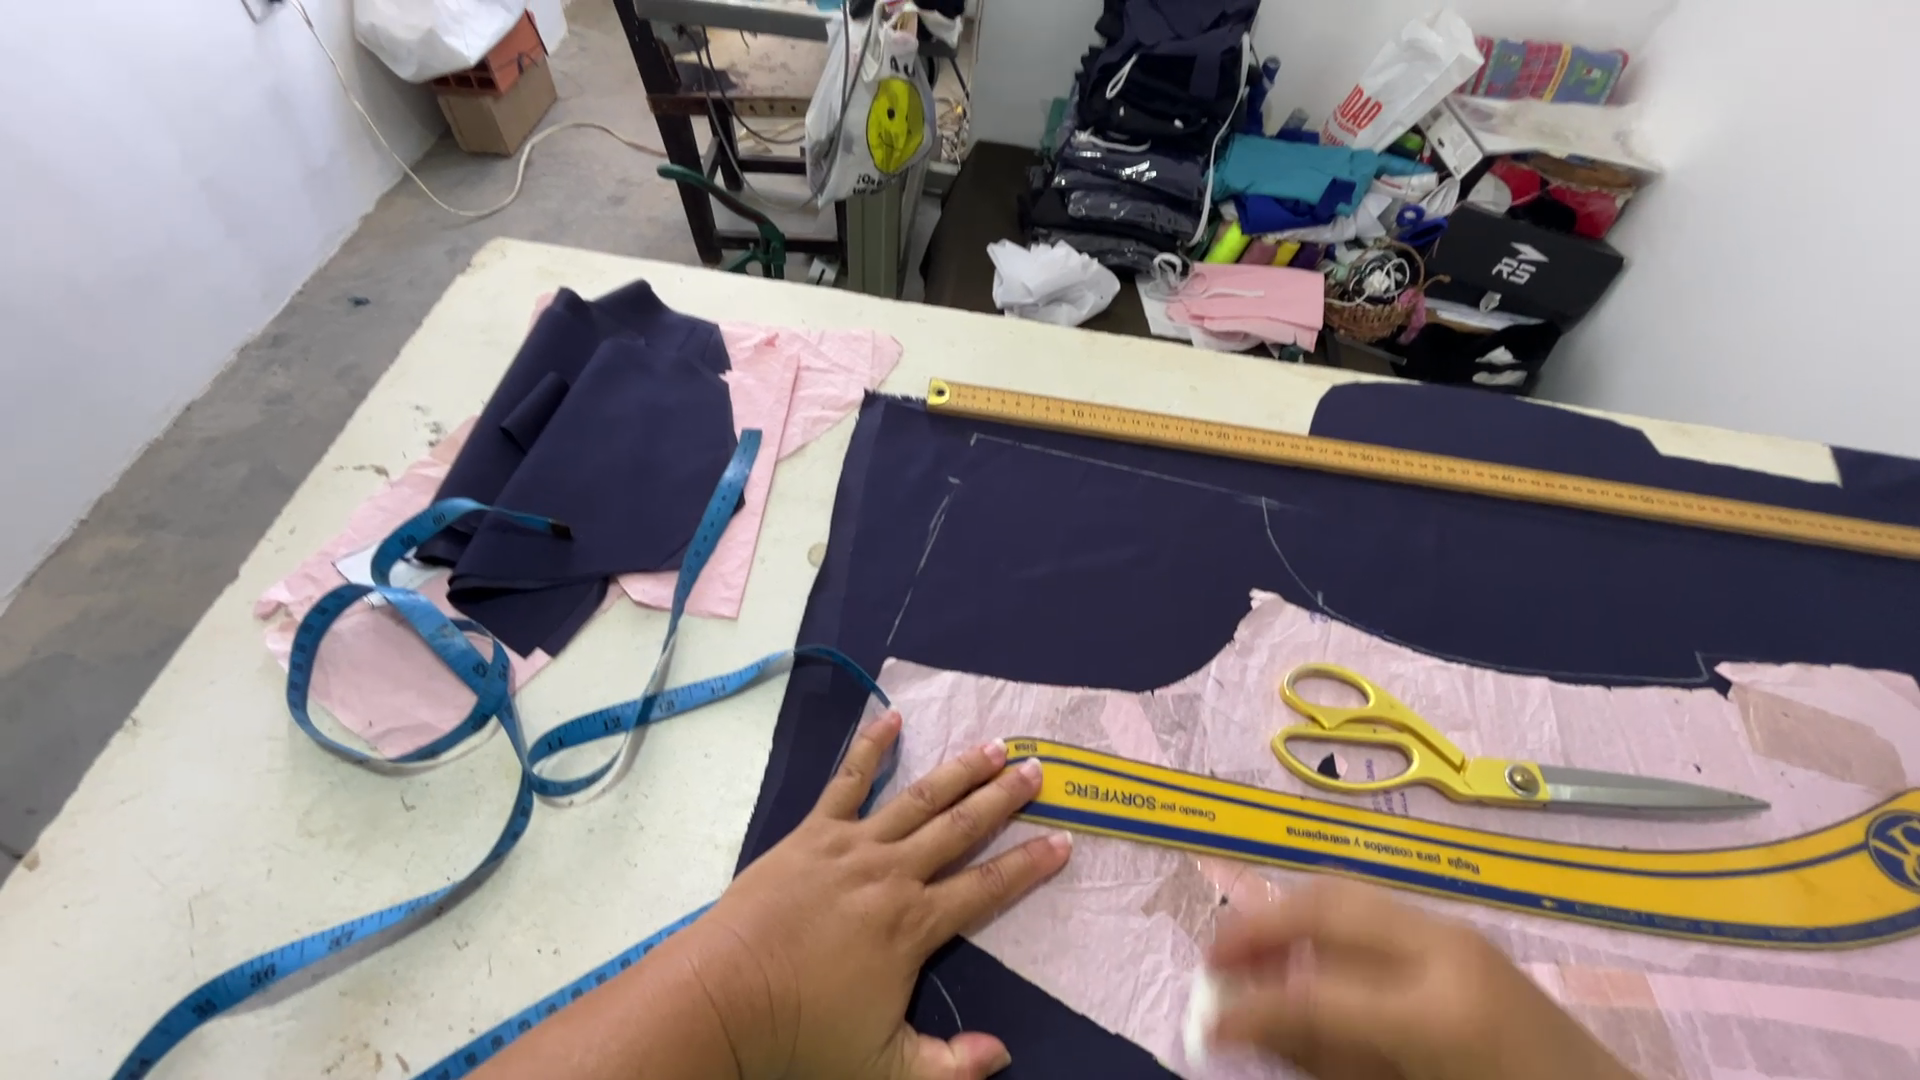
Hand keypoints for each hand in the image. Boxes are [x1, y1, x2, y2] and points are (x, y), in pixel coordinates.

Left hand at [684, 710, 1072, 1079]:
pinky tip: (892, 718)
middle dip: (1003, 799)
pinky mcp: (814, 831)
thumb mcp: (885, 1071)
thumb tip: (1003, 1052)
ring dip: (958, 770)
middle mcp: (893, 873)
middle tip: (1036, 768)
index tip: (1062, 840)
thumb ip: (950, 1067)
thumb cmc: (801, 1034)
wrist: (724, 998)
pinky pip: (847, 782)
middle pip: (960, 827)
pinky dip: (871, 748)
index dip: (1028, 865)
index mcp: (914, 924)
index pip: (987, 888)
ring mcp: (853, 845)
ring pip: (918, 798)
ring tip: (992, 745)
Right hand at [1206, 880, 1637, 1079]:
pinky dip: (1324, 923)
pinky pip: (1371, 909)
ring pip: (1342, 891)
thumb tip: (1249, 1027)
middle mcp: (1445, 950)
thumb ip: (1326, 1061)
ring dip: (1288, 916)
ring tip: (1254, 954)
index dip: (1250, 1007)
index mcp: (1441, 1015)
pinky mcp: (1461, 933)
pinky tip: (1308, 960)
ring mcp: (1458, 932)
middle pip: (1322, 903)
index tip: (1207, 1024)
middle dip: (1257, 925)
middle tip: (1216, 960)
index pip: (1314, 994)